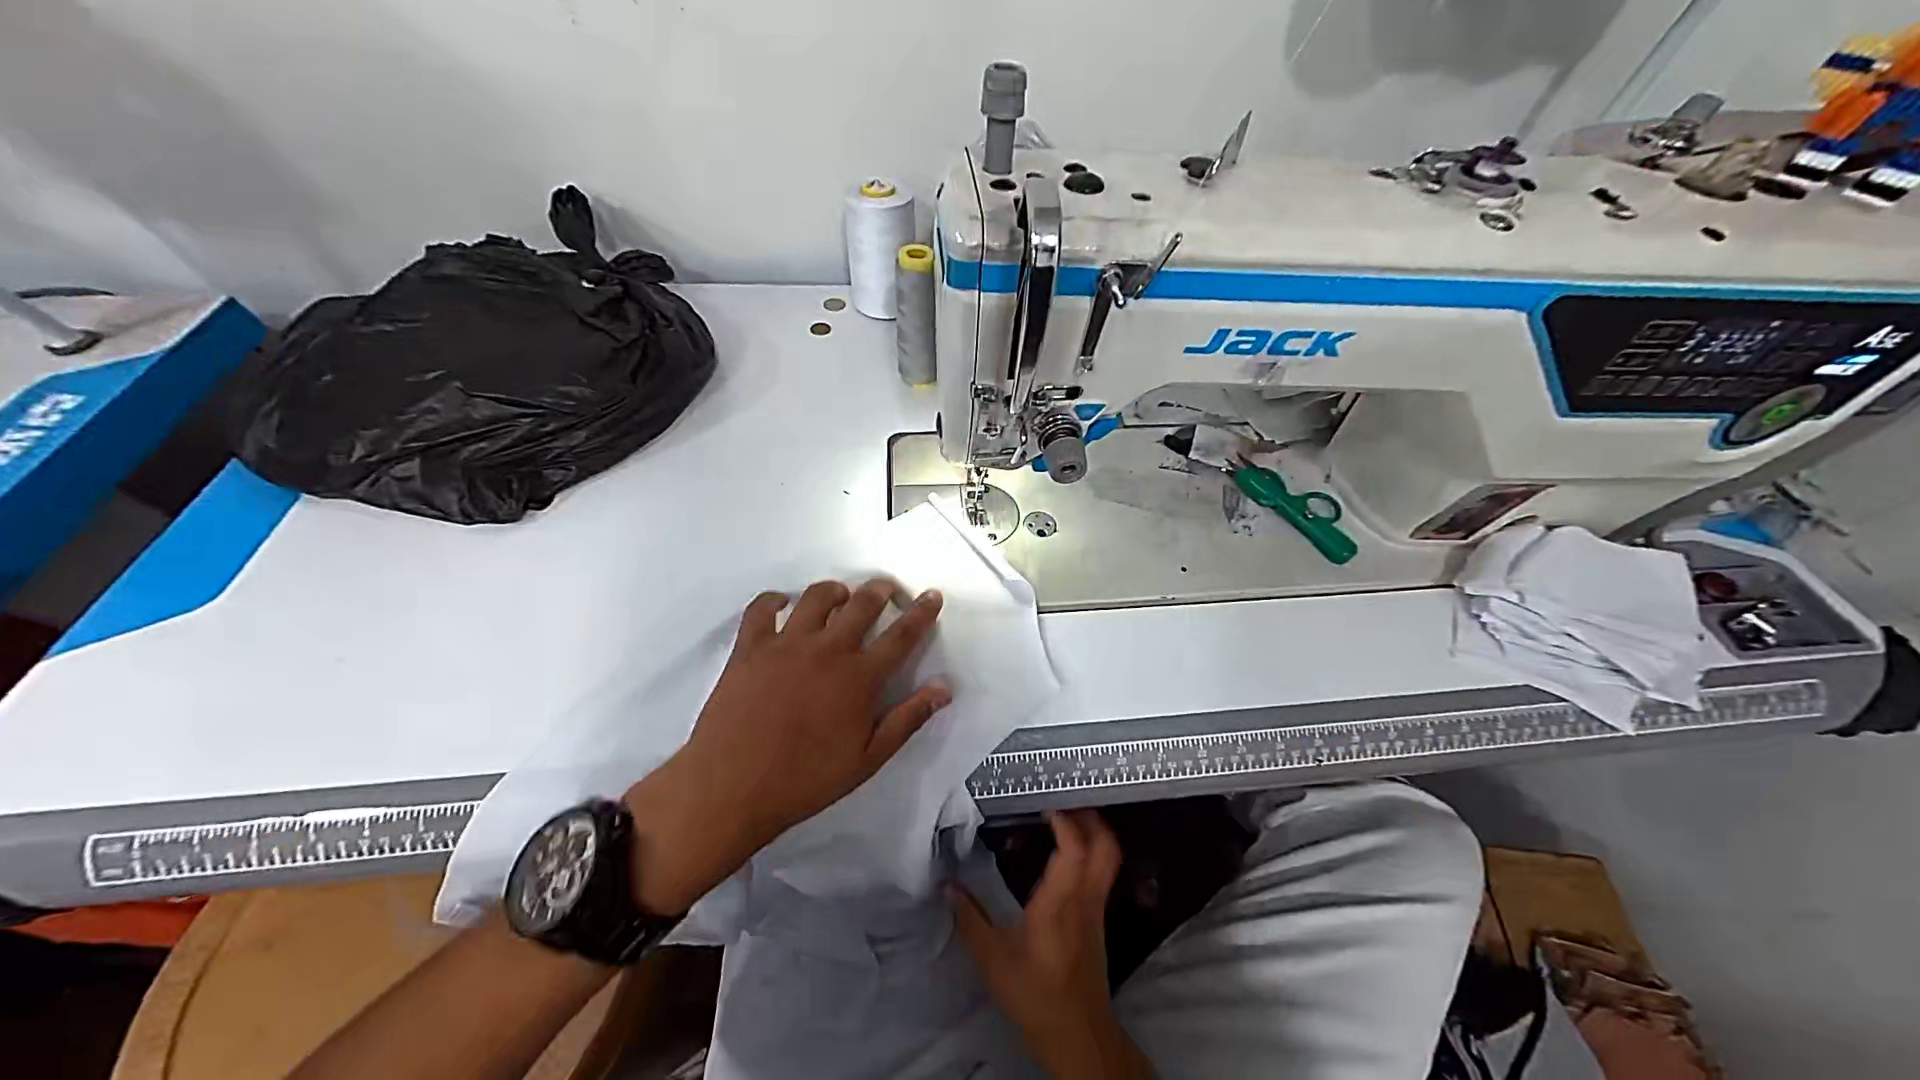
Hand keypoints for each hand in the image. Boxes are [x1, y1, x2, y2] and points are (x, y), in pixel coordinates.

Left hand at [622, 579, 948, 914]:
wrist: (733, 787)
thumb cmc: (806, 779)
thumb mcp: (868, 759)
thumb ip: (907, 719)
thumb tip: (943, 689)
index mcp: (860, 677)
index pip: (902, 635)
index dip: (921, 612)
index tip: (931, 596)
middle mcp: (827, 649)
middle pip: (863, 604)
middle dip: (881, 591)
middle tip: (887, 590)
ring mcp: (786, 644)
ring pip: (817, 597)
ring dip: (836, 591)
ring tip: (841, 596)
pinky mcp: (750, 647)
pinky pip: (762, 608)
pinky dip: (774, 600)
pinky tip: (782, 603)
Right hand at [951, 810, 1154, 1079]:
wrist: (1078, 1035)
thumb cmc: (1034, 995)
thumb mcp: (992, 959)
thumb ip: (969, 919)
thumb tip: (947, 886)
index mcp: (1059, 903)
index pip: (1075, 849)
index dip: (1065, 820)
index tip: (1045, 804)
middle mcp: (1085, 899)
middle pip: (1105, 845)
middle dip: (1089, 816)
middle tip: (1063, 799)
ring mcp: (1096, 909)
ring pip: (1108, 858)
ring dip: (1093, 831)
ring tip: (1064, 818)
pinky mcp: (1098, 919)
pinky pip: (1101, 873)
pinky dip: (1089, 852)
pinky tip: (1065, 855)